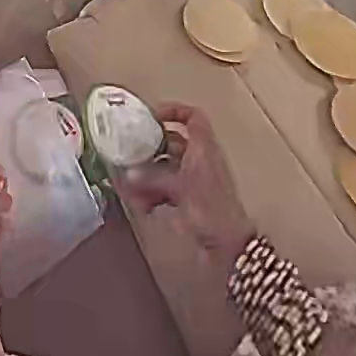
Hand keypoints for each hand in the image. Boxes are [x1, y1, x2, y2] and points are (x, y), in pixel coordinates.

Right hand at [118, 104, 255, 275]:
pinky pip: (169, 188)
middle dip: (151, 150)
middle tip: (131, 154)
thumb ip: (150, 179)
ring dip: (149, 176)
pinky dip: (155, 193)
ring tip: (132, 189)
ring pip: (168, 167)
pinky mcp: (193, 199)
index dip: (174, 111)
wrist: (228, 244)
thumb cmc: (210, 208)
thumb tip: (126, 174)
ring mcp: (197, 179)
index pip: (193, 117)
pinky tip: (144, 206)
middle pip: (174, 142)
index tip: (151, 117)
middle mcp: (201, 159)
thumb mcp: (178, 187)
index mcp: (204, 147)